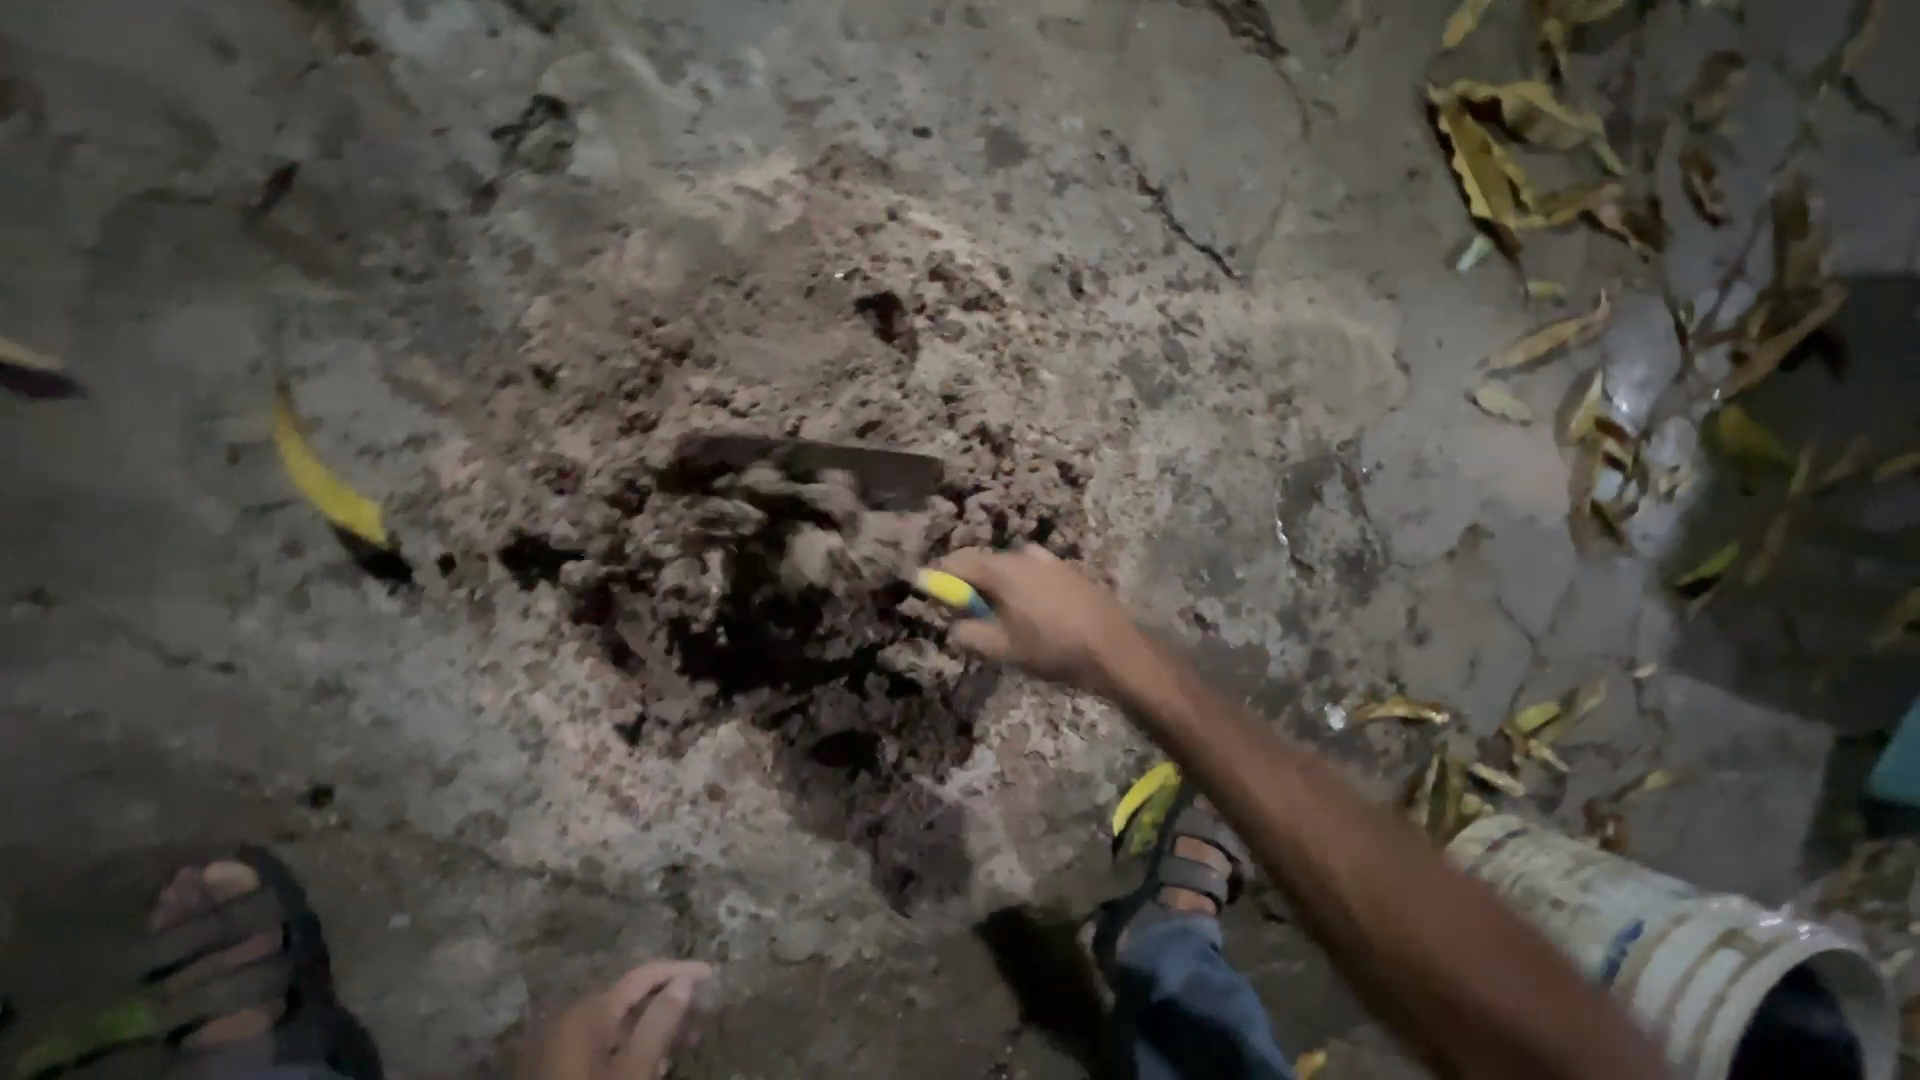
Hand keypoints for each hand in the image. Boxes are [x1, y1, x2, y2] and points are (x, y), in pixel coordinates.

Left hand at [520, 961, 712, 1079]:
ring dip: (651, 1027)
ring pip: (617, 1022)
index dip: (679, 971)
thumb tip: (685, 981)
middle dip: (667, 1002)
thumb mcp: (633, 1071)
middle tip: (700, 1014)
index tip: (711, 974)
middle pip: (629, 997)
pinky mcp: (557, 1066)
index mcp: (590, 1012)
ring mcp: (561, 1043)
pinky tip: (650, 1064)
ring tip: (683, 1044)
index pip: (642, 975)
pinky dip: (629, 1045)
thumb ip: (659, 1023)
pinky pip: (601, 1042)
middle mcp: (572, 1017)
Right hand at [932, 546, 1144, 695]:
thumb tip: (954, 627)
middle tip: (965, 612)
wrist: (1116, 649)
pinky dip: (1022, 586)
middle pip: (984, 562)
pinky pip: (1033, 573)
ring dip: (997, 585)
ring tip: (1002, 616)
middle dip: (968, 583)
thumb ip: (969, 635)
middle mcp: (1024, 556)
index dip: (938, 577)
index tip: (927, 590)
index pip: (957, 562)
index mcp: (1003, 570)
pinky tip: (1034, 613)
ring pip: (1011, 567)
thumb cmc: (1054, 649)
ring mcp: (1051, 561)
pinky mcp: (1071, 571)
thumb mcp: (1003, 650)